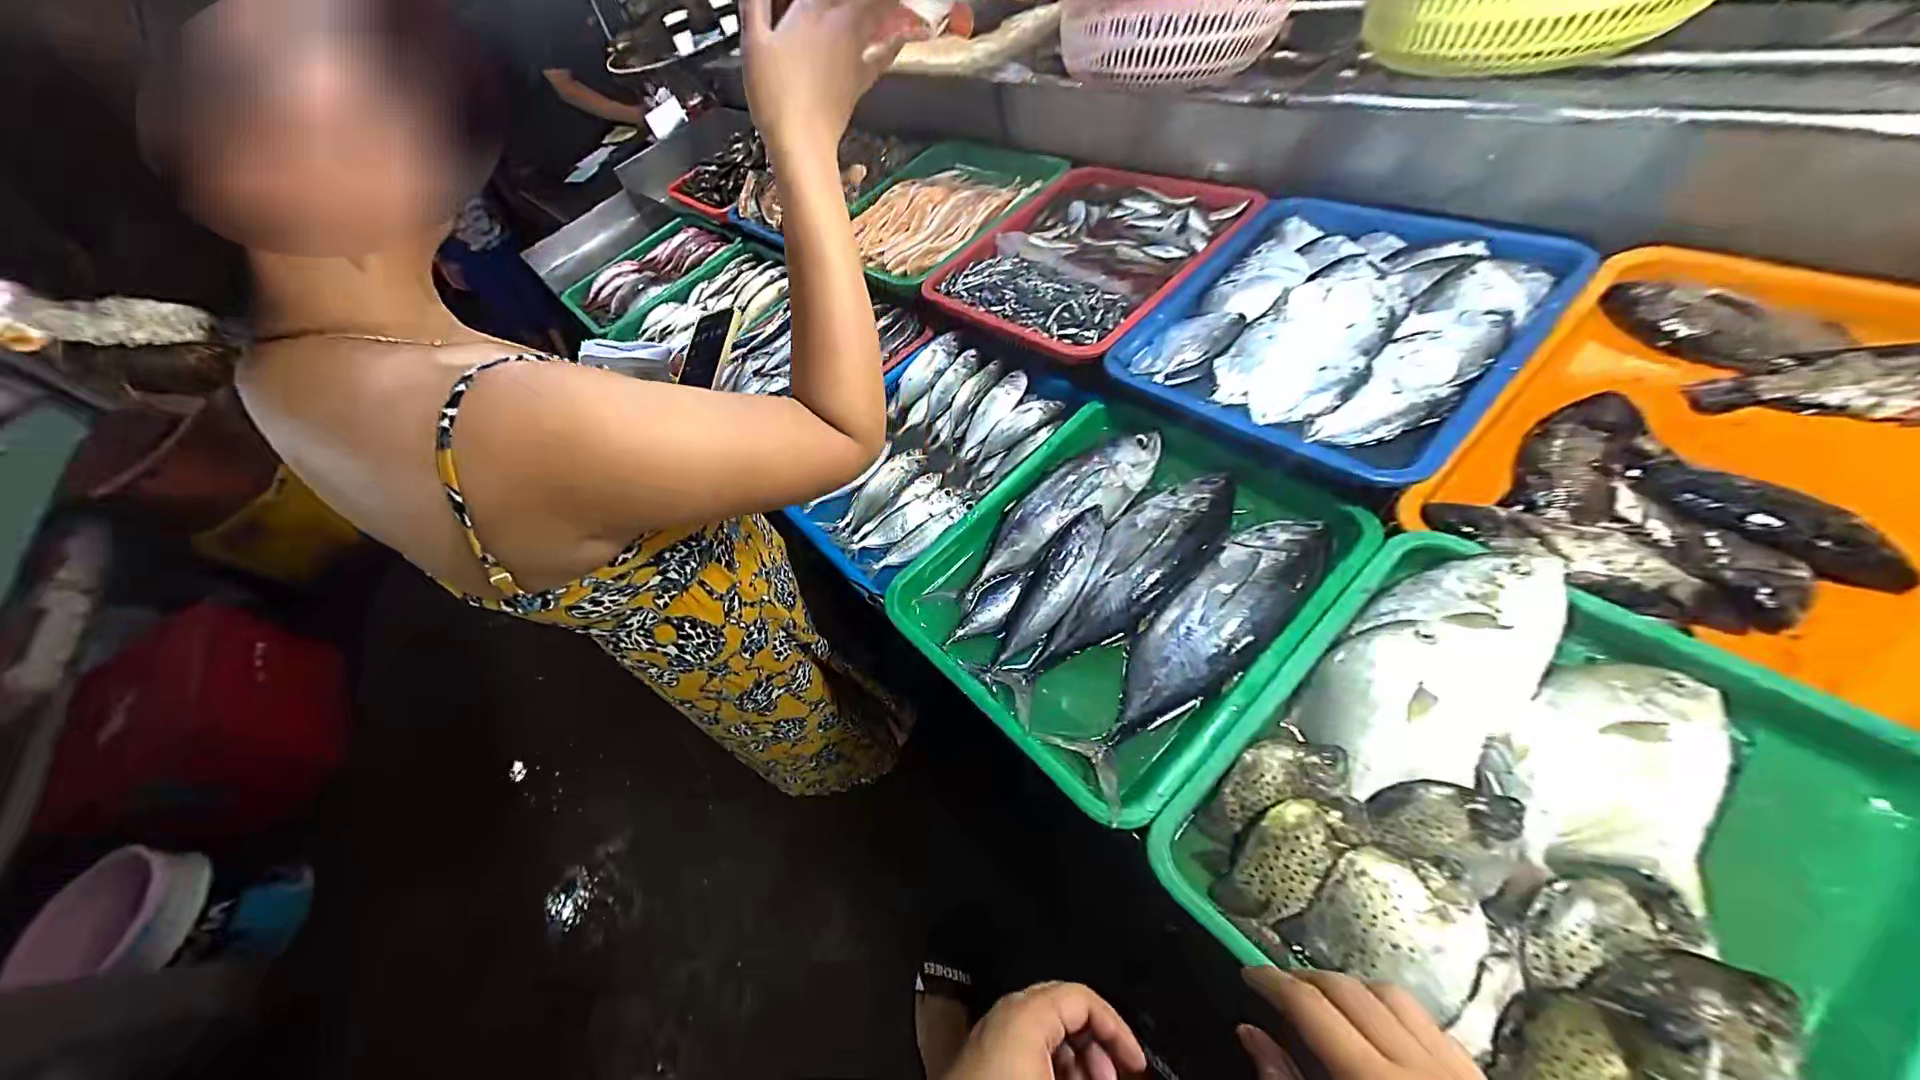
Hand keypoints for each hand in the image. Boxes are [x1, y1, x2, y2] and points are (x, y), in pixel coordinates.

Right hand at [740, 0, 903, 152]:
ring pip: (880, 15)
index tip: (810, 1)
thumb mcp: (753, 42)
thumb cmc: (776, 96)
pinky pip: (885, 53)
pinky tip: (900, 35)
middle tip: (874, 3)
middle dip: (873, 0)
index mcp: (811, 9)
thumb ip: (755, 4)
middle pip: (866, 1)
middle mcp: (840, 26)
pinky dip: (894, 40)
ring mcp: (855, 54)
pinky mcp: (862, 80)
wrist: (803, 143)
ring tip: (898, 7)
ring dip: (886, 8)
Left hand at [944, 981, 1149, 1079]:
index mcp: (1027, 1011)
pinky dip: (1053, 1063)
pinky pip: (1029, 1045)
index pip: (1083, 997)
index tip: (1136, 1064)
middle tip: (1113, 1079)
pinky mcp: (985, 1055)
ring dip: (1076, 1057)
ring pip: (1048, 1029)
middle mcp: (1009, 1011)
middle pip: (1066, 1008)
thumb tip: (1115, 1069)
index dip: (1117, 1028)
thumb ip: (1093, 1071)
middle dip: (1096, 1043)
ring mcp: (993, 1031)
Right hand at [1238, 969, 1485, 1079]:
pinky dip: (1393, 1012)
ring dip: (1349, 989)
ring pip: (1390, 995)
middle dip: (1304, 979)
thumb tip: (1253, 1036)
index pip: (1310, 1006)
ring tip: (1324, 1002)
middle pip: (1347, 990)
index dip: (1272, 981)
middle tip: (1276, 988)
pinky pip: (1430, 1026)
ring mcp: (1455, 1075)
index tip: (1250, 976)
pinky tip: (1378, 1029)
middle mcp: (1418, 1069)